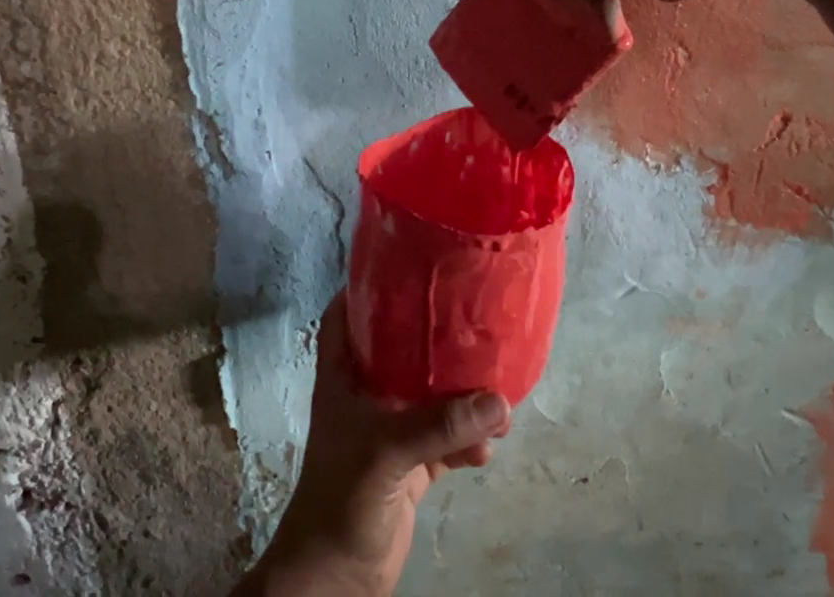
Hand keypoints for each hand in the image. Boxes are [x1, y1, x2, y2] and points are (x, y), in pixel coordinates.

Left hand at [237, 294, 510, 596]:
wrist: (335, 574)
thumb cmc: (342, 497)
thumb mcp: (386, 452)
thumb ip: (439, 425)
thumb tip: (498, 401)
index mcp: (344, 376)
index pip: (348, 314)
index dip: (370, 288)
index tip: (410, 266)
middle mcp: (366, 395)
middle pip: (402, 350)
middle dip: (439, 344)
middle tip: (479, 330)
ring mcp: (390, 430)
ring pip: (432, 397)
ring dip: (464, 400)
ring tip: (498, 405)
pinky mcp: (411, 464)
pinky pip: (447, 440)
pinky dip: (468, 442)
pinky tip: (486, 450)